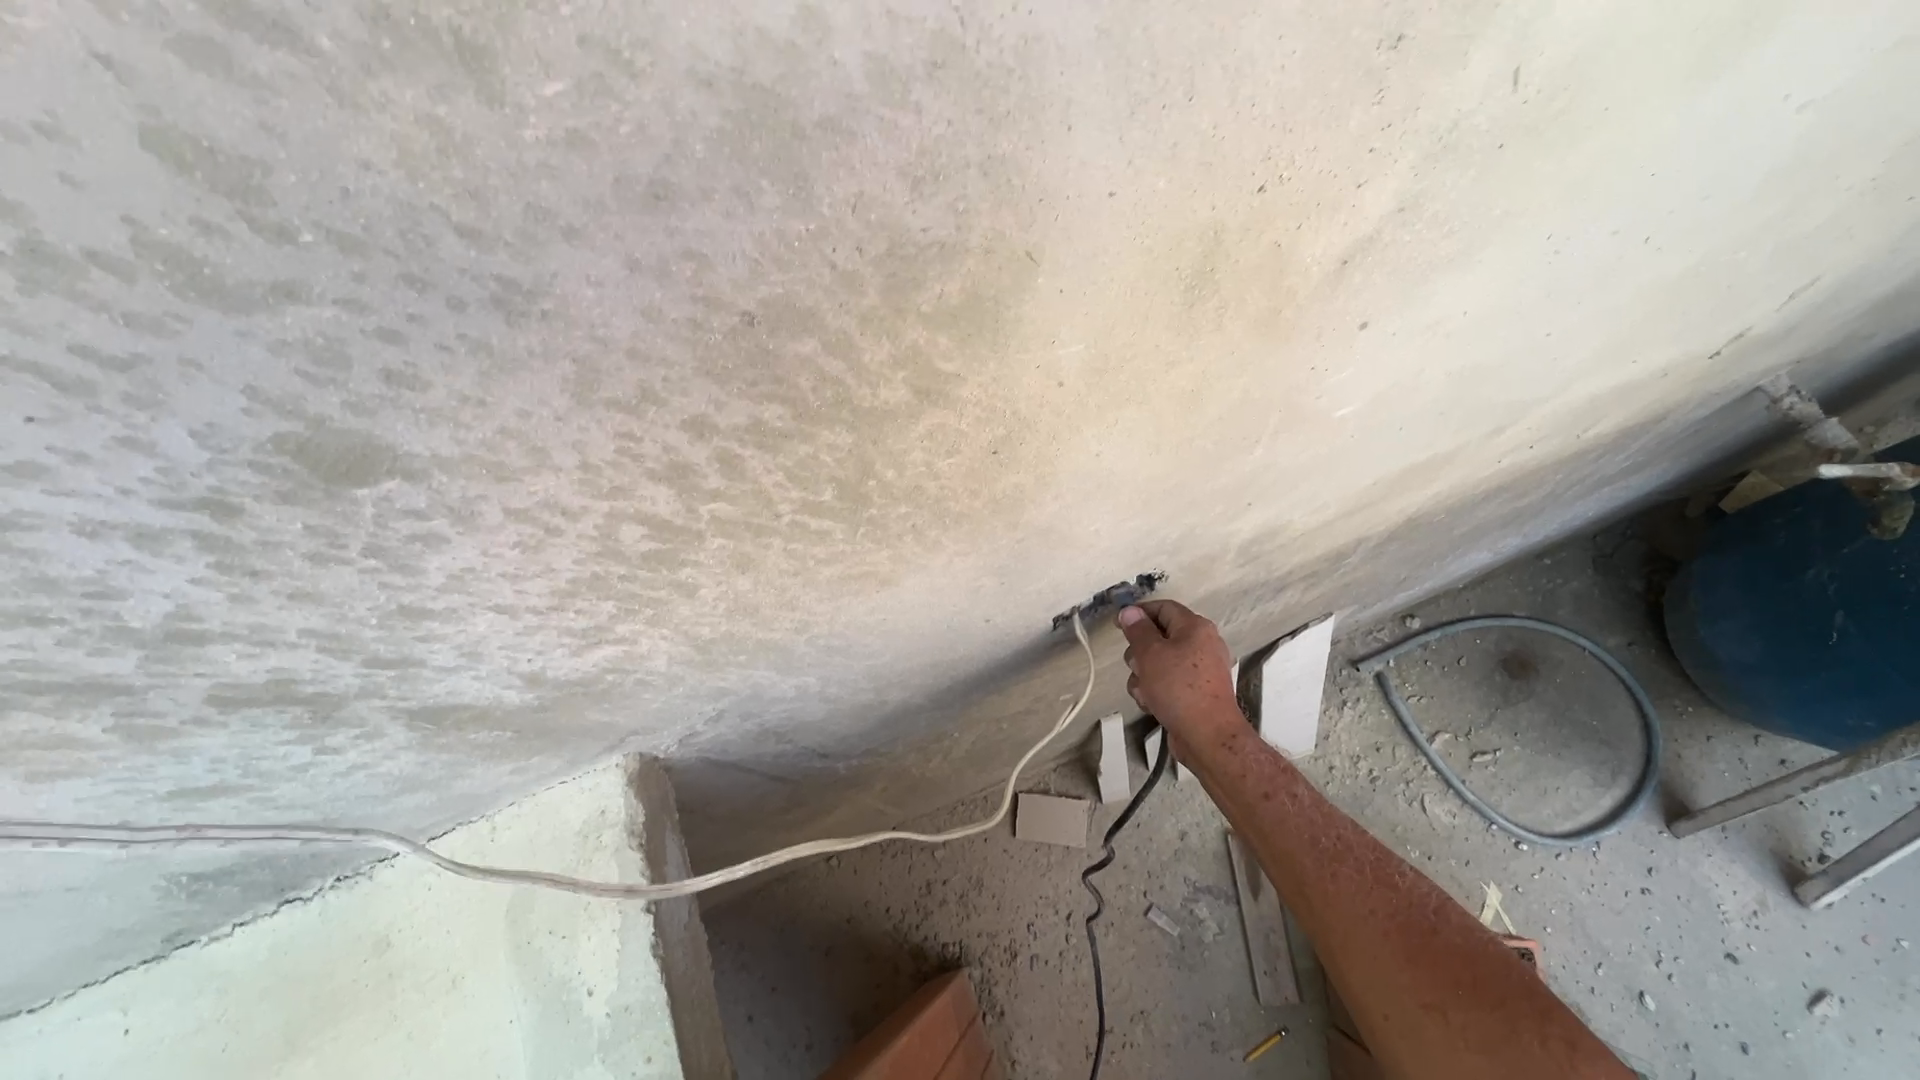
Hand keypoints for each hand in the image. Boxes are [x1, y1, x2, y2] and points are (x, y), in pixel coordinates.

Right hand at [1116, 600, 1243, 740]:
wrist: (1207, 736)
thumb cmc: (1179, 688)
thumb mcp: (1151, 654)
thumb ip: (1138, 630)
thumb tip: (1130, 611)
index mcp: (1195, 628)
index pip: (1163, 608)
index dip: (1138, 613)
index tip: (1118, 624)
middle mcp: (1201, 644)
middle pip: (1159, 637)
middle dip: (1139, 653)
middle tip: (1136, 666)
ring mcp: (1200, 670)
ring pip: (1159, 663)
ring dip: (1144, 676)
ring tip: (1145, 692)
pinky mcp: (1195, 692)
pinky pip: (1168, 682)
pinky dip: (1156, 691)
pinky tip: (1152, 704)